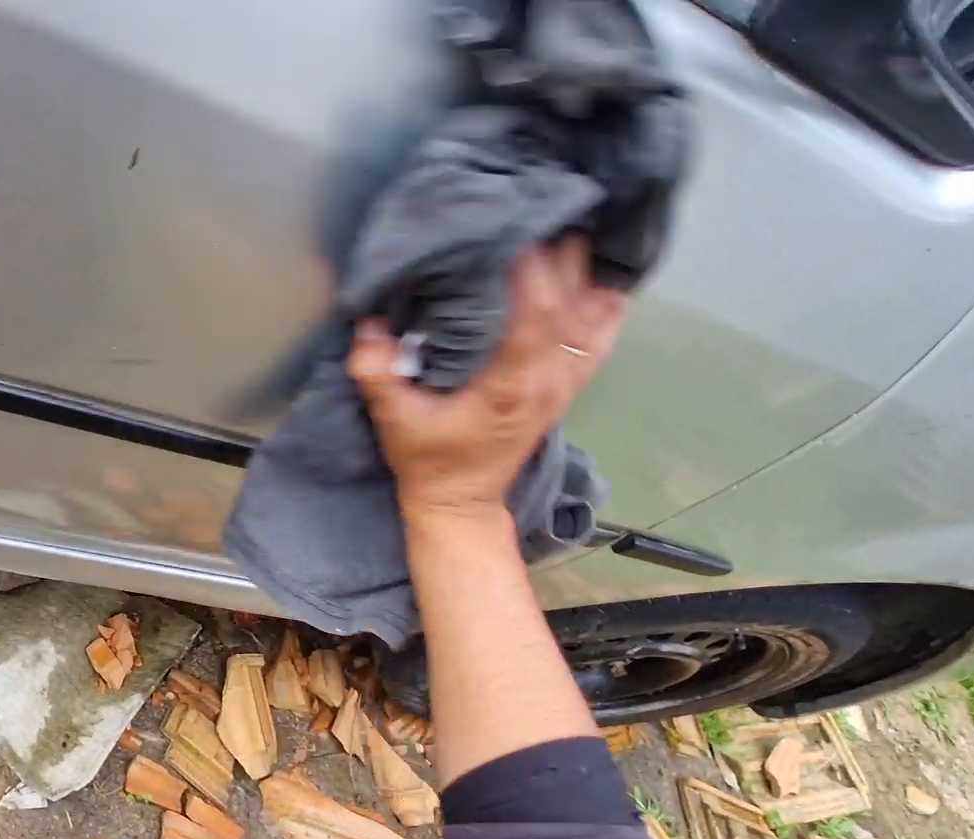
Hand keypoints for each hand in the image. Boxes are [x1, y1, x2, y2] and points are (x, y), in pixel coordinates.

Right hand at [348, 237, 627, 521]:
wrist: (461, 500)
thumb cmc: (427, 460)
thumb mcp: (393, 422)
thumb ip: (378, 375)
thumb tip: (368, 325)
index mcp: (511, 385)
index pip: (535, 313)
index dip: (529, 267)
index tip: (510, 224)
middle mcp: (551, 377)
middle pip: (571, 299)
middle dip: (553, 250)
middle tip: (532, 203)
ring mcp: (567, 379)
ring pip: (595, 307)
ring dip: (583, 265)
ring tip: (565, 219)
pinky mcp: (571, 381)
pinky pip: (605, 329)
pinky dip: (605, 293)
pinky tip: (595, 266)